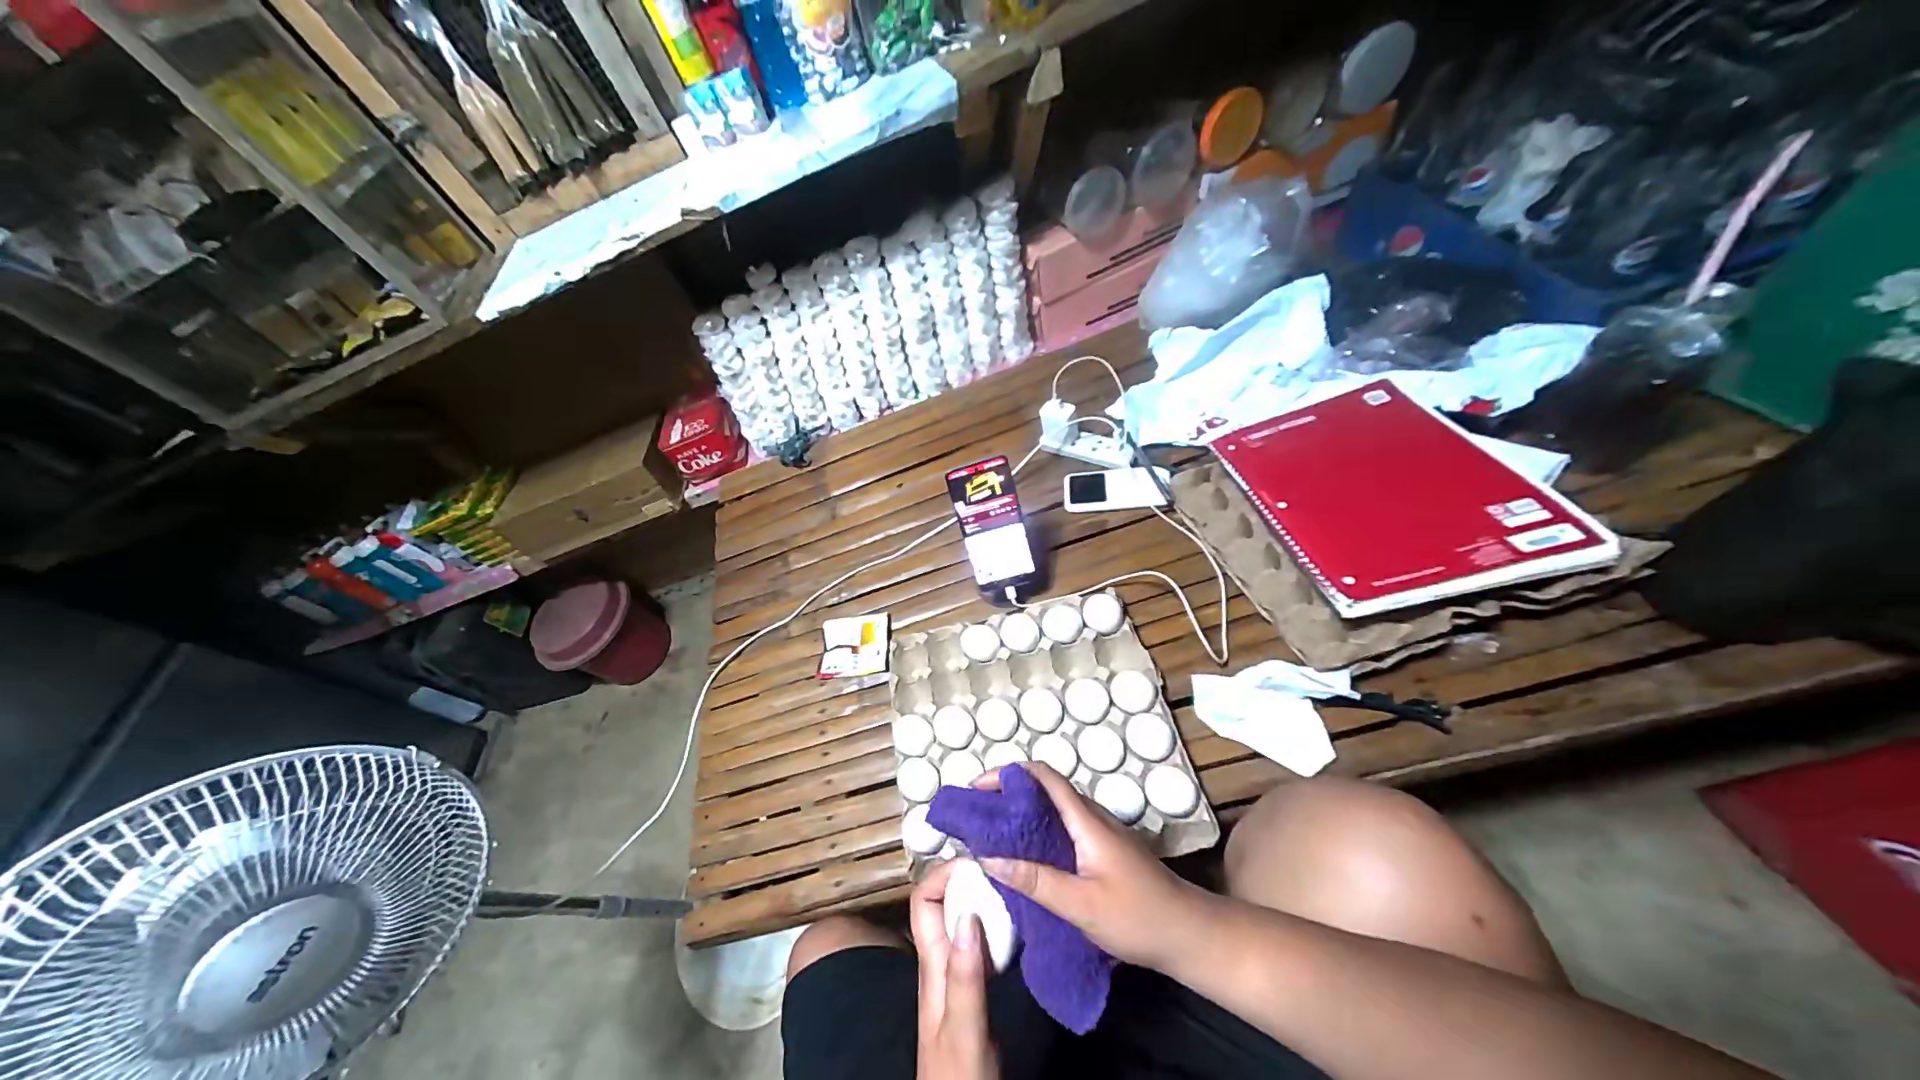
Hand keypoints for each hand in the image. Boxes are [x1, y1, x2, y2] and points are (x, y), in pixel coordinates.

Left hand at [912, 858, 999, 1079]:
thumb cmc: (959, 1077)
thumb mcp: (964, 1029)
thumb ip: (965, 977)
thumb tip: (967, 914)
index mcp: (932, 966)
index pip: (925, 900)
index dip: (944, 874)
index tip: (979, 861)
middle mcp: (941, 962)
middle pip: (945, 904)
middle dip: (967, 878)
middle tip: (1005, 863)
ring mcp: (958, 975)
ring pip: (965, 920)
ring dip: (984, 898)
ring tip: (1015, 882)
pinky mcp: (977, 989)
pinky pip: (982, 943)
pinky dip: (997, 924)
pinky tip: (1020, 922)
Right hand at [975, 763, 1207, 971]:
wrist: (1191, 935)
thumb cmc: (1138, 917)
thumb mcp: (1081, 905)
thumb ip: (1034, 880)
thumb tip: (987, 857)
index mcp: (1086, 820)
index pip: (1044, 776)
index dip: (1008, 774)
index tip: (977, 789)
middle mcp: (1092, 817)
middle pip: (1045, 789)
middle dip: (1008, 794)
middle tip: (976, 815)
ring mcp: (1100, 833)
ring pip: (1053, 809)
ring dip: (1021, 813)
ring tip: (990, 834)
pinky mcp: (1103, 851)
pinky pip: (1062, 828)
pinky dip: (1036, 832)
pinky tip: (1023, 857)